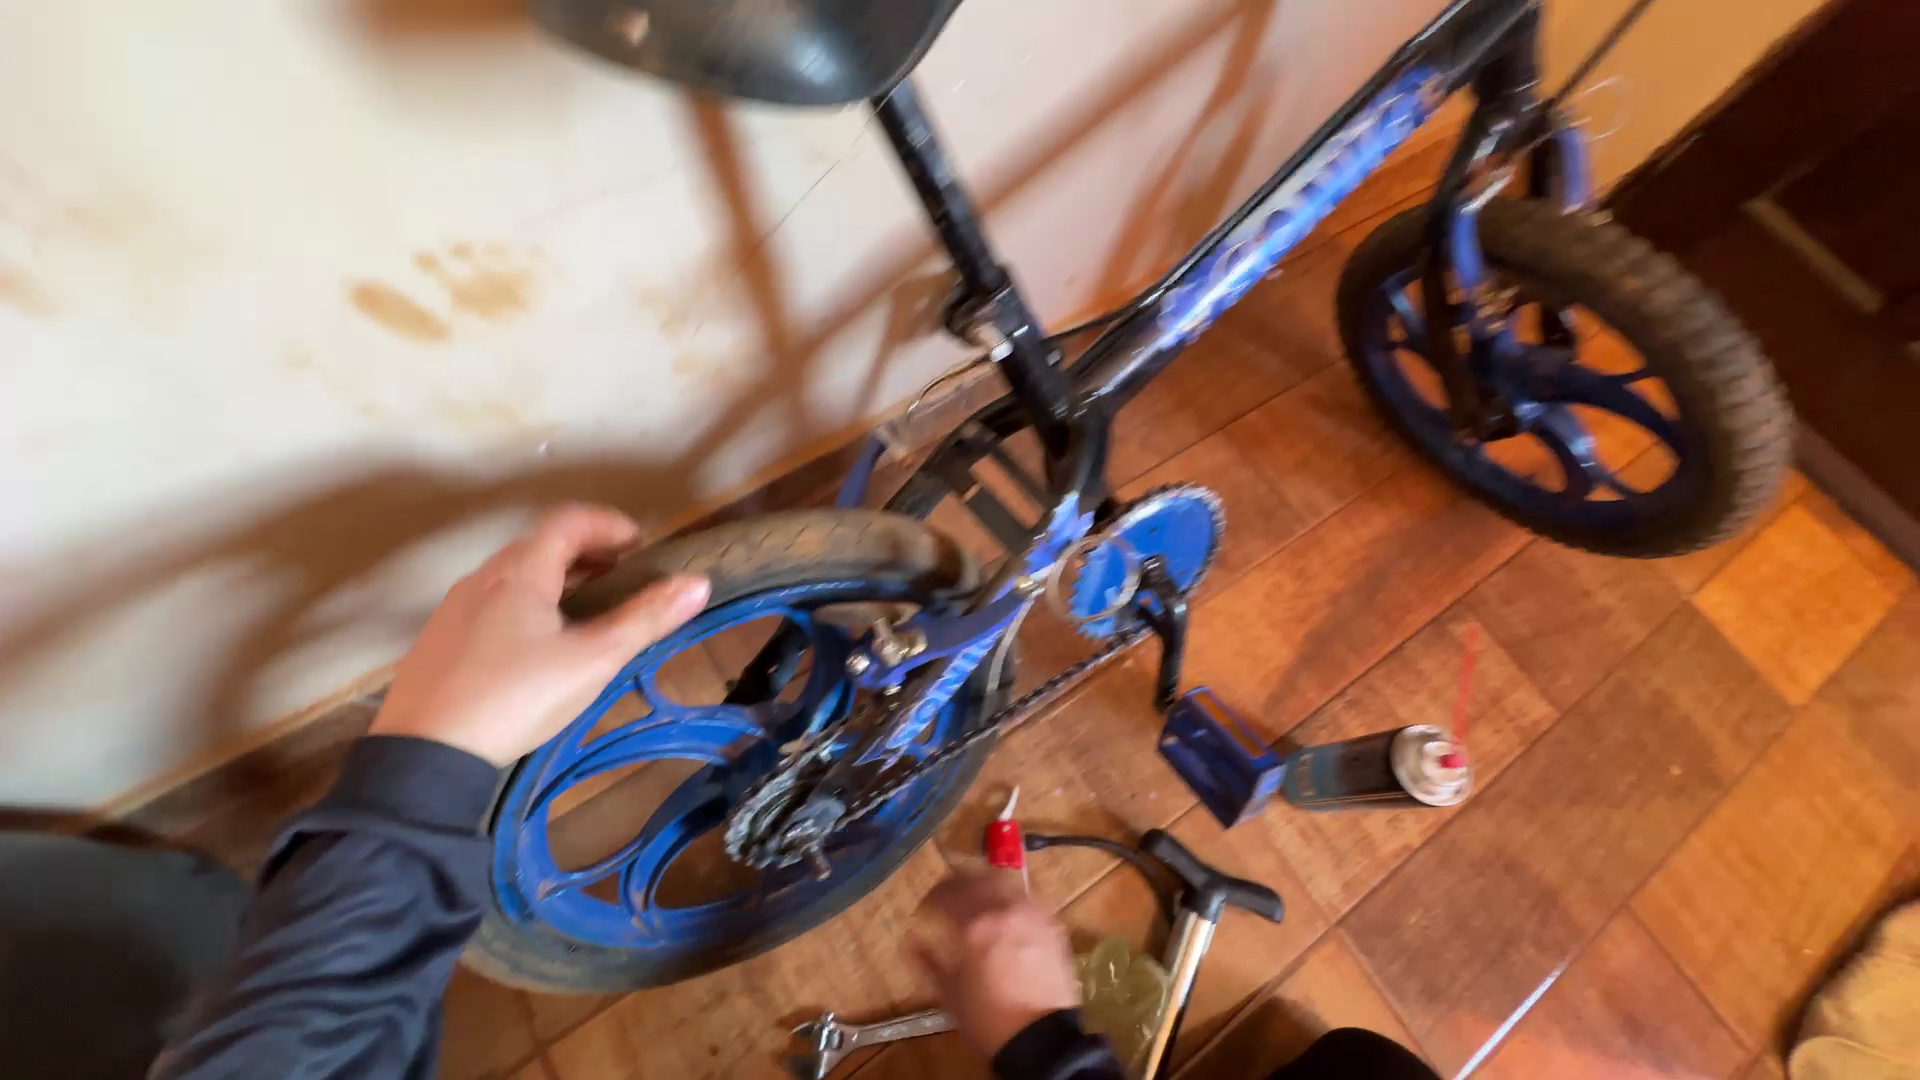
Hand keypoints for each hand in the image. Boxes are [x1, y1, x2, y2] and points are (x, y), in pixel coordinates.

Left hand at [369, 504, 709, 764]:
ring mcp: (455, 608)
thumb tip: (698, 582)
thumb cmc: (518, 697)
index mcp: (521, 573)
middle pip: (541, 544)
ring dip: (558, 576)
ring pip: (514, 573)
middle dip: (587, 551)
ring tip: (587, 609)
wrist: (423, 757)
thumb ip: (646, 619)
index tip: (640, 546)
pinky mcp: (439, 640)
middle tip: (621, 576)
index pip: (568, 521)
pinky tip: (540, 643)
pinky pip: (493, 600)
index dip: (609, 525)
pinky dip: (528, 600)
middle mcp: (483, 578)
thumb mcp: (594, 660)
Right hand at [916, 871, 1081, 1057]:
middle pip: (974, 878)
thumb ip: (928, 962)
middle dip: (955, 882)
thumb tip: (910, 942)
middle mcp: (1002, 909)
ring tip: (975, 895)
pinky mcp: (1051, 921)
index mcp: (973, 926)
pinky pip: (1027, 895)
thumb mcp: (950, 994)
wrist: (1040, 1040)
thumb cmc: (988, 1021)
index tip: (925, 907)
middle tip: (947, 893)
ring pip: (1002, 880)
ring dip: (983, 882)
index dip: (931, 896)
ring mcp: (1030, 912)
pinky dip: (1011, 895)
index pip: (946, 893)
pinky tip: (1005, 906)